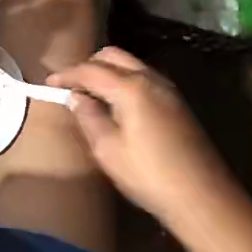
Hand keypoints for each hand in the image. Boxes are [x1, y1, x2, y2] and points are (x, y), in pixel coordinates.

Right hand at [49, 47, 243, 224]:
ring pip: (132, 65)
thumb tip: (76, 97)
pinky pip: (145, 79)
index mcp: (132, 87)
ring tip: (90, 94)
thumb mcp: (108, 150)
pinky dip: (125, 82)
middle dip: (89, 65)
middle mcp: (152, 79)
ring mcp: (169, 90)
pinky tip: (117, 104)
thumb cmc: (149, 175)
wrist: (201, 195)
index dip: (68, 74)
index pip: (91, 70)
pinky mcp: (178, 104)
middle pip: (114, 56)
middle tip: (71, 86)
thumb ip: (89, 117)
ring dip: (109, 72)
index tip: (49, 83)